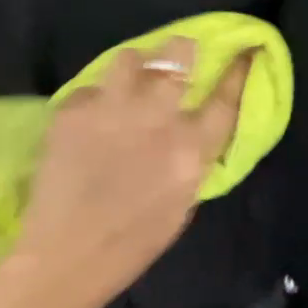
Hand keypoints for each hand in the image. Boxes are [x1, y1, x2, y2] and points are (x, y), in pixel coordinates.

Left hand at [0, 35, 248, 307]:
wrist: (66, 256)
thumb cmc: (129, 249)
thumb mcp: (179, 210)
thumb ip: (190, 165)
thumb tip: (190, 138)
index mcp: (190, 151)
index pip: (224, 99)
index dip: (236, 72)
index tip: (241, 52)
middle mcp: (156, 119)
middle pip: (179, 55)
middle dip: (181, 54)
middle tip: (173, 64)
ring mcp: (111, 109)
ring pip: (130, 57)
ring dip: (133, 69)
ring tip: (125, 87)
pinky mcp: (72, 111)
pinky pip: (88, 89)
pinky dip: (92, 102)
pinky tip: (85, 126)